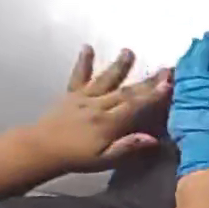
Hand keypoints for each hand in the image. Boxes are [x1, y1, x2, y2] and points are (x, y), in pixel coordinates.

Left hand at [30, 45, 171, 171]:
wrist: (40, 150)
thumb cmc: (77, 158)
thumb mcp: (105, 160)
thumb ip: (127, 147)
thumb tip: (153, 139)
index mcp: (108, 123)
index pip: (135, 106)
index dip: (153, 95)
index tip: (168, 83)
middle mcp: (97, 106)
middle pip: (127, 91)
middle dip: (148, 80)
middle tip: (165, 68)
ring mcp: (83, 98)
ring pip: (105, 79)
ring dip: (119, 65)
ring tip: (128, 51)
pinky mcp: (71, 95)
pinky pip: (78, 76)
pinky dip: (83, 62)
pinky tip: (87, 48)